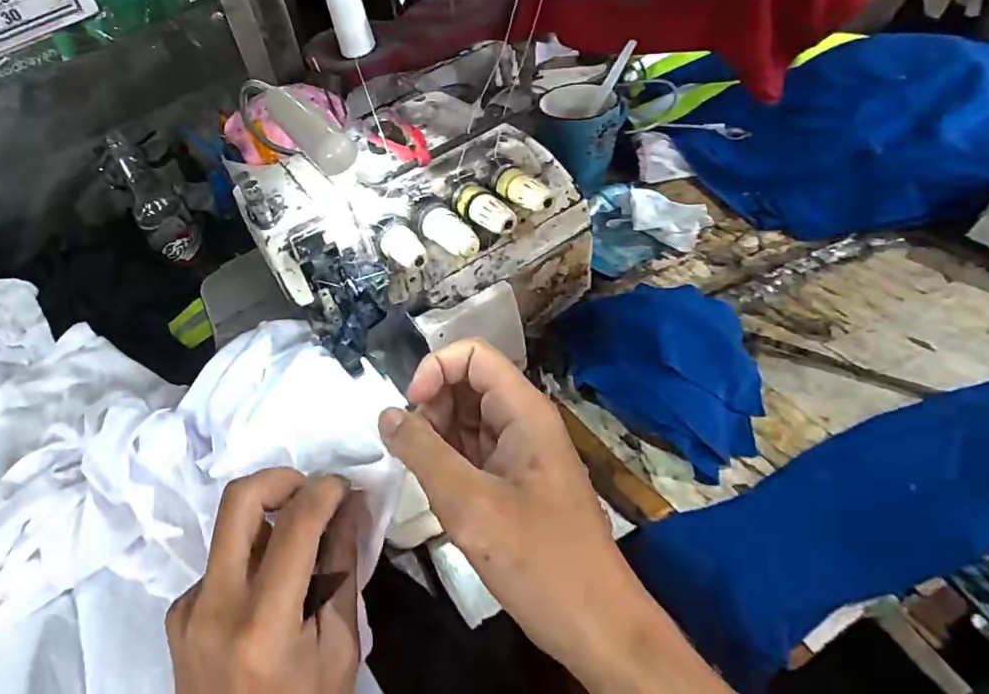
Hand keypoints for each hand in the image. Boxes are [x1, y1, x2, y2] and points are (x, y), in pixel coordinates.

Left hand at [167, 469, 363, 693]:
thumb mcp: (339, 652)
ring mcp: (187, 607)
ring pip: (226, 527)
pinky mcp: (176, 611)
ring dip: (265, 518)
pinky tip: (267, 592)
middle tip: (310, 489)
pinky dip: (249, 559)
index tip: (343, 483)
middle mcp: (214, 606)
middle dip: (278, 478)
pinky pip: (219, 563)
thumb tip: (350, 505)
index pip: (294, 527)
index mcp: (262, 627)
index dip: (323, 492)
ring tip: (297, 543)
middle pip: (237, 500)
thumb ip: (341, 571)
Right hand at [378, 339, 733, 693]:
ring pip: (464, 417)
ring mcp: (520, 452)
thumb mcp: (470, 505)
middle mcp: (523, 421)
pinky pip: (471, 450)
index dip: (435, 368)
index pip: (472, 355)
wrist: (602, 634)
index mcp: (524, 412)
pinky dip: (447, 459)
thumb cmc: (541, 562)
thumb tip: (386, 414)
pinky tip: (438, 490)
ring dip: (435, 435)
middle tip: (413, 449)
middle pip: (465, 383)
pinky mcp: (514, 481)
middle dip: (430, 404)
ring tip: (423, 474)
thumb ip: (422, 452)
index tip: (410, 406)